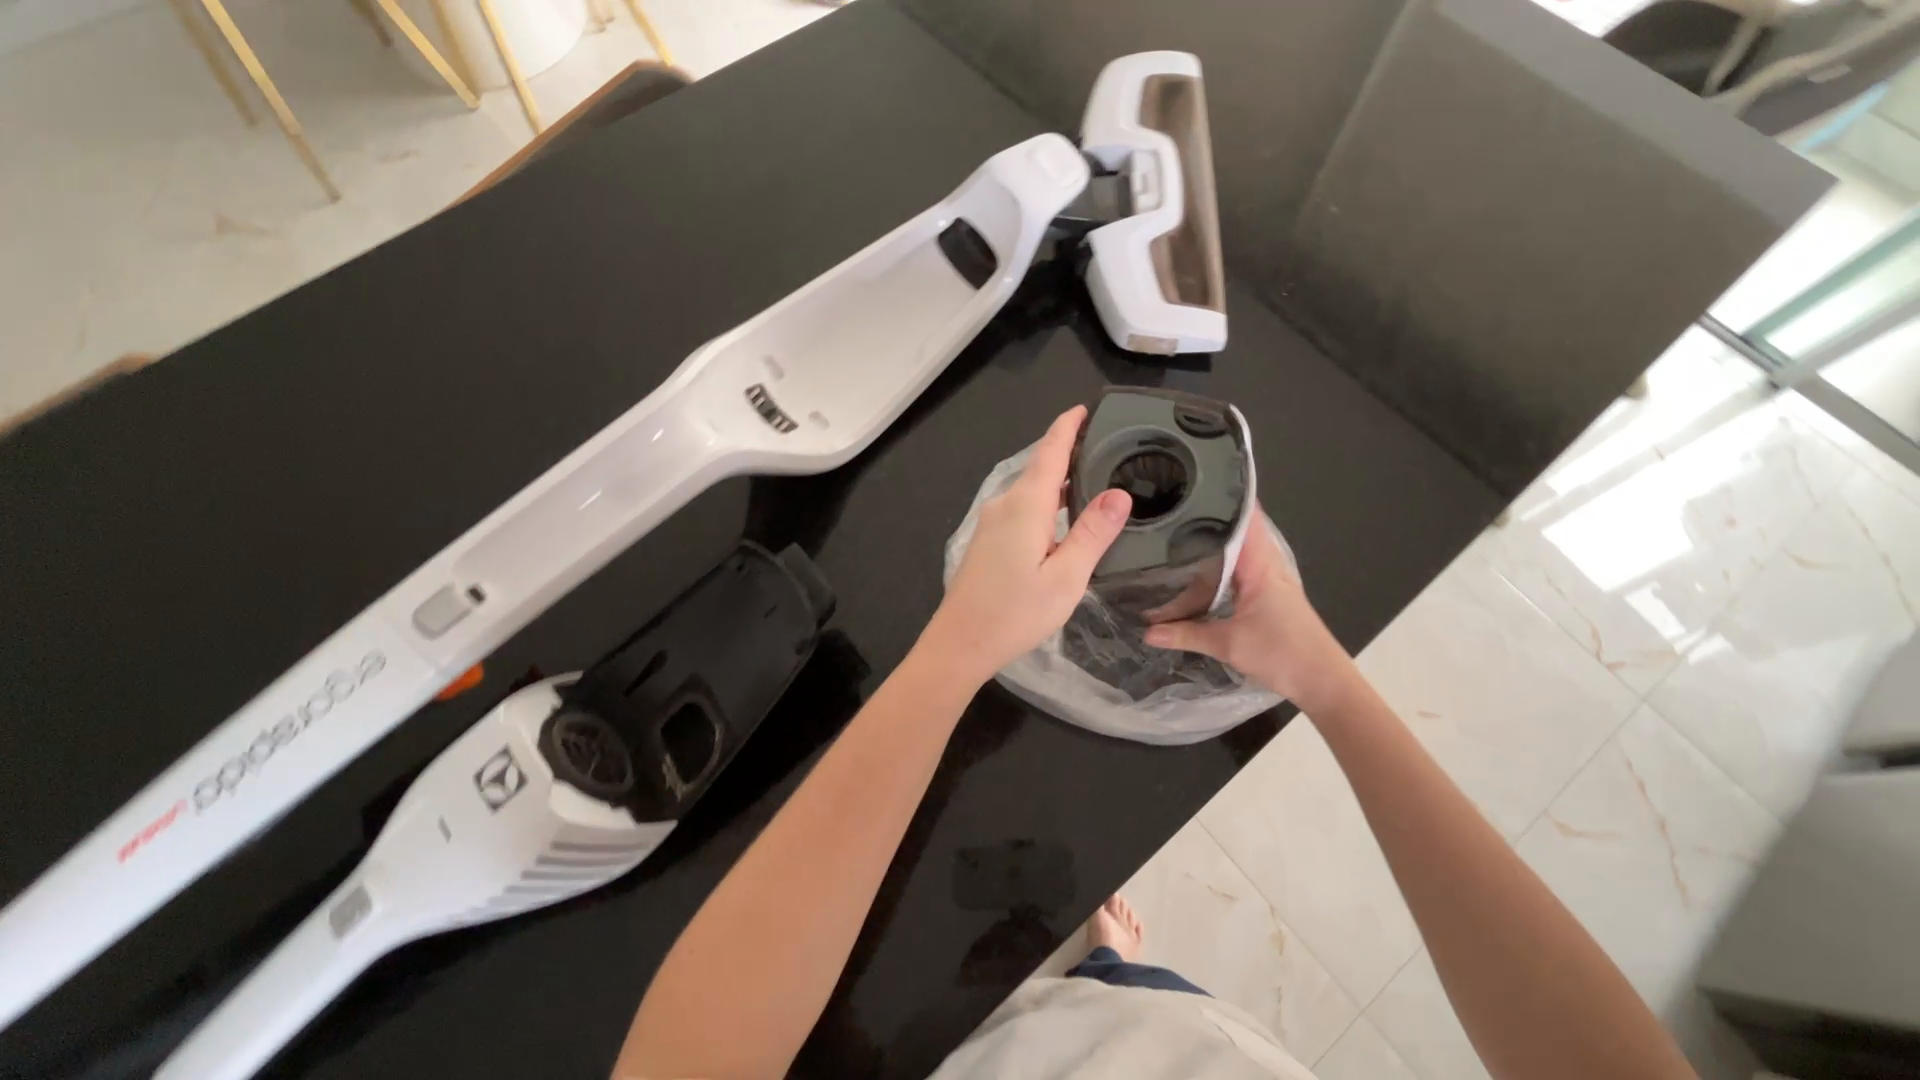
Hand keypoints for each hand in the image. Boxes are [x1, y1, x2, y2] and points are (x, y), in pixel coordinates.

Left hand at [923, 406, 1131, 683]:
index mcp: (1026, 505)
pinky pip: (1024, 509)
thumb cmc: (1015, 612)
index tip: (1087, 407)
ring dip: (1061, 481)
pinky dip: (1049, 503)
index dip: (1068, 426)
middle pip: (1041, 468)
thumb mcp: (1066, 577)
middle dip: (1072, 452)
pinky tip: (1066, 518)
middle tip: (1110, 447)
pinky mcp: (989, 542)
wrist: (960, 644)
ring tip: (1097, 479)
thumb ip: (1093, 533)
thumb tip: (1121, 494)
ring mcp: (992, 523)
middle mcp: (1006, 505)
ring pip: (1032, 491)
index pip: (1050, 451)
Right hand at [1142, 512, 1356, 710]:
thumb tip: (1147, 632)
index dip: (1222, 497)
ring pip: (1239, 550)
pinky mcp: (1270, 595)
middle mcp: (1268, 564)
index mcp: (1261, 564)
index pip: (1245, 517)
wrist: (1323, 681)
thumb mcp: (1228, 645)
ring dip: (1215, 540)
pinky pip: (1241, 568)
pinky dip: (1221, 563)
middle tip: (1173, 505)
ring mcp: (1271, 579)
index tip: (1193, 483)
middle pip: (1239, 529)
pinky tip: (1199, 568)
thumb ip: (1186, 635)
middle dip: (1210, 516)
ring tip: (1178, 530)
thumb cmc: (1282, 654)